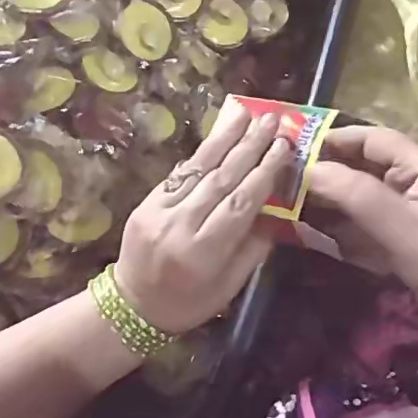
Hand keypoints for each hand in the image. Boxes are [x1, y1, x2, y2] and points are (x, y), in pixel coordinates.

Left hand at [115, 103, 290, 332]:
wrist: (132, 305)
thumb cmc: (189, 303)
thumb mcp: (229, 287)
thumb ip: (253, 249)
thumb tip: (275, 210)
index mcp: (204, 253)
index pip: (240, 203)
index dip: (264, 172)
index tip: (284, 147)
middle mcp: (180, 226)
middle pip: (221, 178)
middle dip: (249, 146)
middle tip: (272, 119)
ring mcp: (159, 211)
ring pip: (198, 169)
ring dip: (225, 138)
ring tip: (246, 112)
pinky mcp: (145, 203)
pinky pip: (179, 175)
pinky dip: (201, 154)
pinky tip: (218, 134)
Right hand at [306, 125, 417, 345]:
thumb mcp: (401, 226)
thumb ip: (356, 195)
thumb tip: (311, 168)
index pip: (377, 139)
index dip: (339, 137)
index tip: (300, 144)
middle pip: (370, 165)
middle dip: (333, 168)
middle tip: (290, 173)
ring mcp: (414, 211)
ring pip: (367, 195)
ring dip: (336, 197)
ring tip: (296, 198)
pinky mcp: (408, 237)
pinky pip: (371, 221)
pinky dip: (348, 222)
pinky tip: (319, 228)